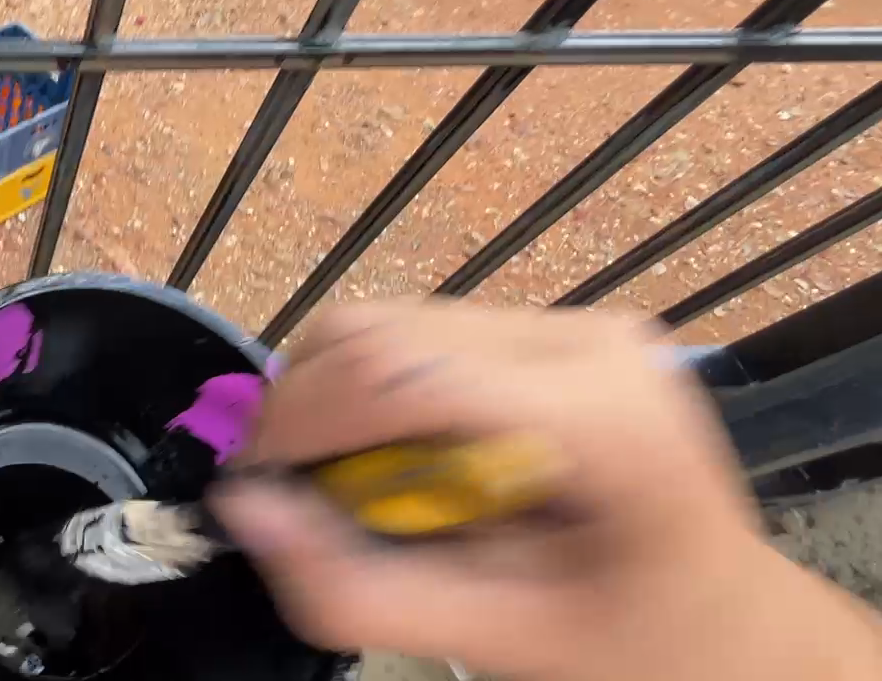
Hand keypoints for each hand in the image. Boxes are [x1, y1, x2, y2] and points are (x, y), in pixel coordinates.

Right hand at [210, 300, 881, 680]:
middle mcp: (580, 341)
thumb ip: (357, 589)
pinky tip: (375, 431)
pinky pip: (395, 323)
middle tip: (283, 472)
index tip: (254, 472)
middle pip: (376, 334)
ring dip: (319, 385)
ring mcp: (558, 317)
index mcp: (604, 421)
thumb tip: (240, 506)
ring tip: (332, 457)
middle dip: (300, 402)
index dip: (304, 414)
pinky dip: (350, 374)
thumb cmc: (621, 638)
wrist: (714, 605)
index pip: (403, 376)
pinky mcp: (530, 315)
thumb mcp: (495, 639)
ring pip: (373, 319)